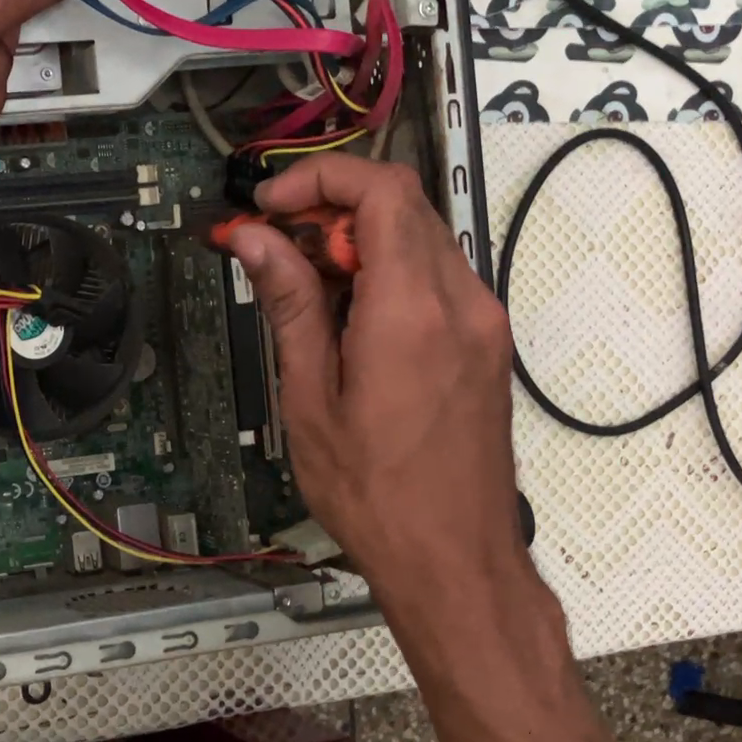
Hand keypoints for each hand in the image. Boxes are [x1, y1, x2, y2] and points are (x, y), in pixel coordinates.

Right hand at [227, 157, 521, 602]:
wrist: (454, 560)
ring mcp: (482, 321)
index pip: (380, 191)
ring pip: (419, 237)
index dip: (317, 181)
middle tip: (274, 248)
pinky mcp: (485, 342)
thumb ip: (290, 305)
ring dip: (356, 241)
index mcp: (411, 311)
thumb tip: (256, 240)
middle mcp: (461, 302)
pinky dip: (385, 272)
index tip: (269, 208)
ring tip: (302, 288)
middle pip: (400, 205)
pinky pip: (435, 276)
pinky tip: (346, 317)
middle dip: (329, 209)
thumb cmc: (372, 492)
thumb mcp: (309, 397)